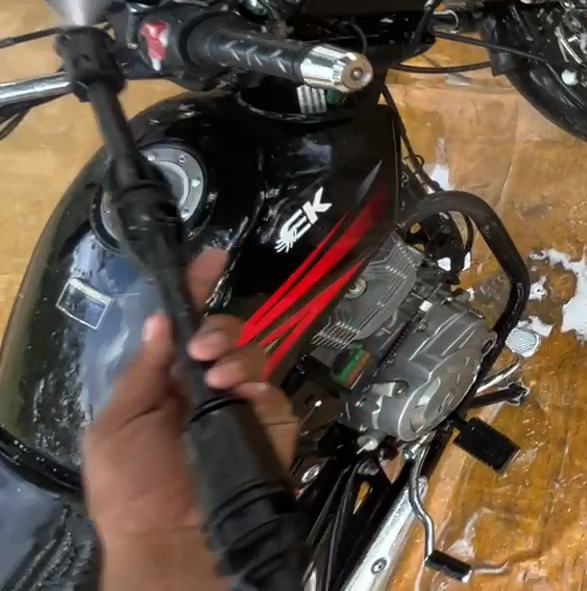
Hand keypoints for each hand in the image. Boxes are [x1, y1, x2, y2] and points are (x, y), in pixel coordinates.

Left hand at [82, 248, 299, 590]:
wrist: (177, 527)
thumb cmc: (133, 483)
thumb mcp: (116, 426)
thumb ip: (141, 374)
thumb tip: (160, 322)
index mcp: (163, 381)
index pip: (180, 328)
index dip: (194, 292)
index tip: (209, 258)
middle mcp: (204, 380)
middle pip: (223, 330)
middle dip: (217, 327)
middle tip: (205, 347)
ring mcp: (241, 393)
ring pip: (251, 347)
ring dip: (235, 353)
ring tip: (219, 378)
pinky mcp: (271, 407)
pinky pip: (270, 377)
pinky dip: (254, 379)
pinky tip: (238, 393)